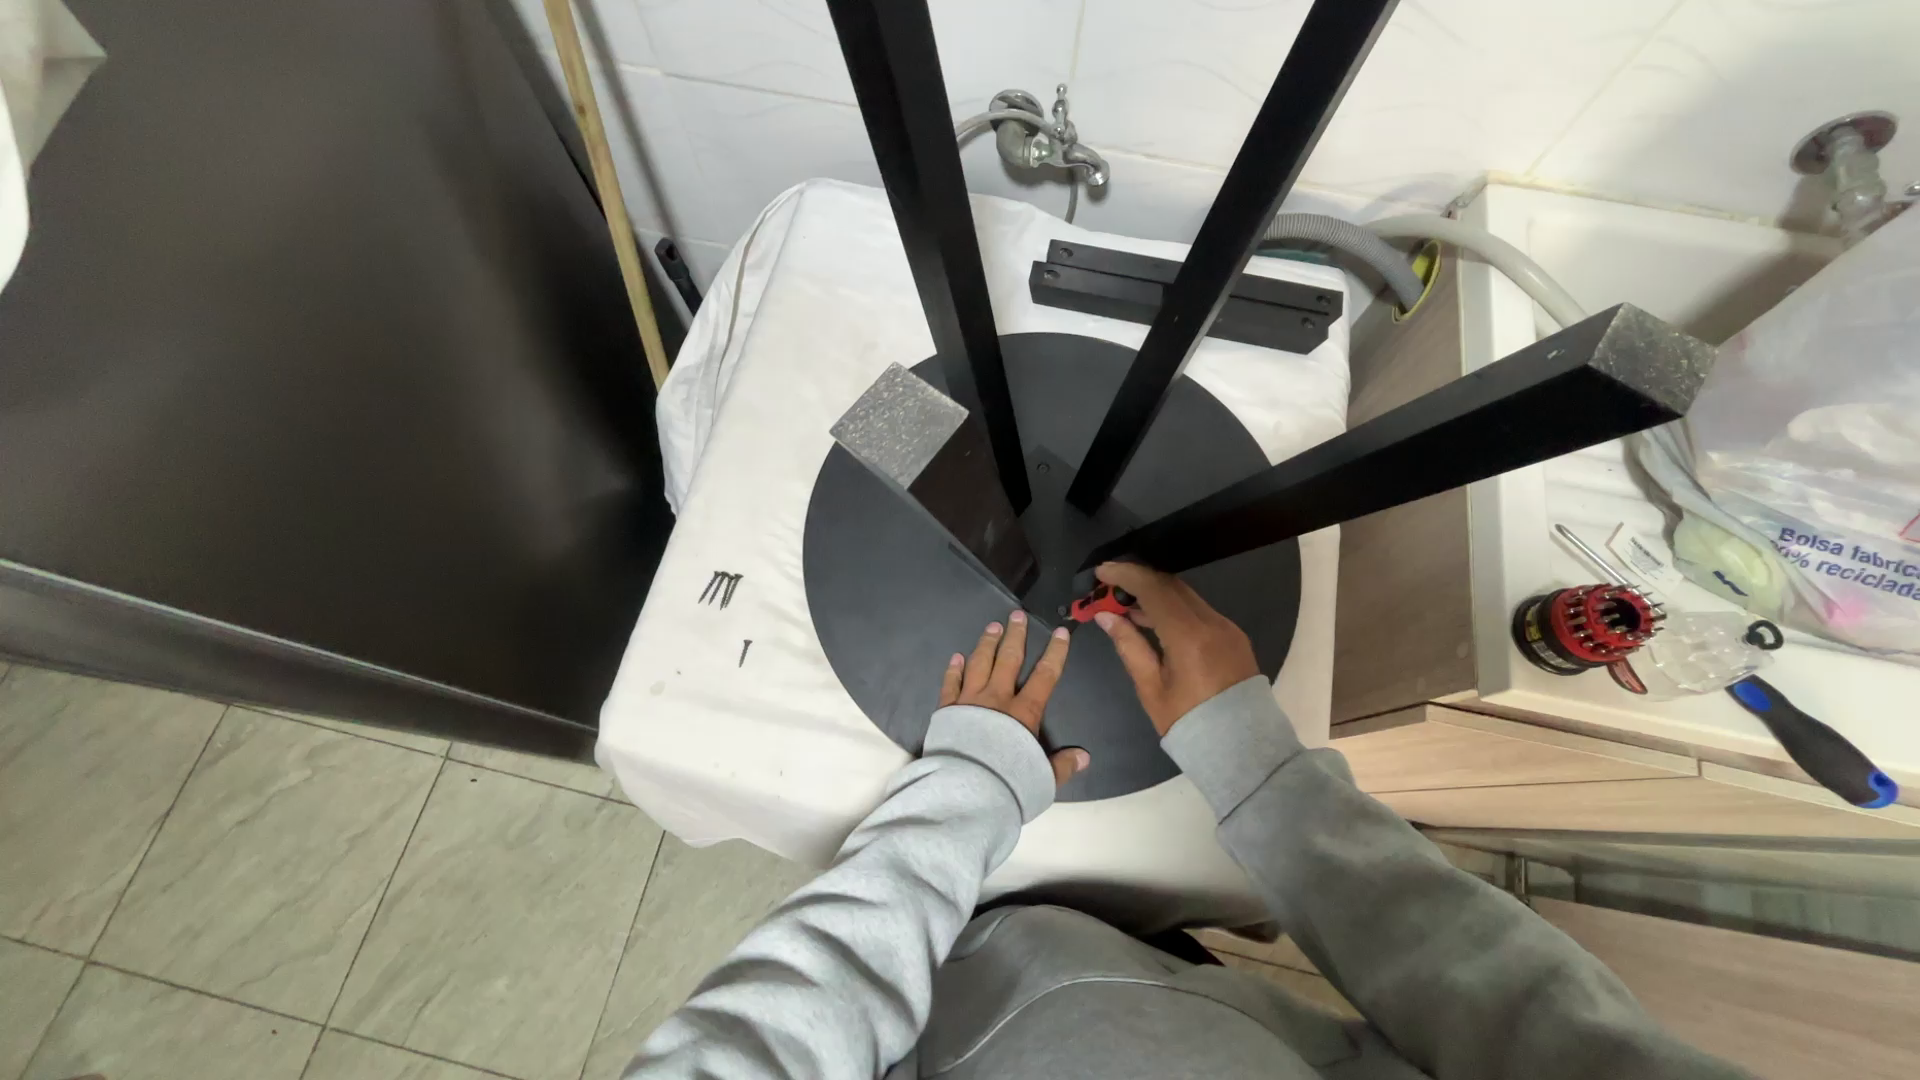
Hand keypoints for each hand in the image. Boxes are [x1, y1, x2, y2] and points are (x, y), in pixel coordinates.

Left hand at [939, 609, 1089, 786]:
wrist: (965, 789)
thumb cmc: (1007, 782)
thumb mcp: (1042, 778)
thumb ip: (1062, 766)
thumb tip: (1084, 757)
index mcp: (1023, 712)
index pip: (1045, 676)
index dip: (1055, 653)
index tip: (1060, 633)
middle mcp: (996, 699)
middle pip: (1008, 660)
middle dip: (1015, 636)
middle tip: (1016, 615)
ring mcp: (969, 701)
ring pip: (978, 664)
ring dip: (986, 644)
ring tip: (992, 626)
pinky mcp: (946, 711)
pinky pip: (950, 684)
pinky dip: (953, 669)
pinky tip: (956, 657)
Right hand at [1092, 562, 1258, 735]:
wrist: (1242, 748)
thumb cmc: (1188, 722)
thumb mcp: (1150, 688)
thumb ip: (1129, 645)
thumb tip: (1106, 616)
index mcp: (1189, 636)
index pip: (1154, 589)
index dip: (1126, 575)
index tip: (1102, 572)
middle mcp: (1212, 623)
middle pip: (1171, 586)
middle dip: (1139, 580)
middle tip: (1109, 587)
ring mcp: (1227, 627)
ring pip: (1186, 596)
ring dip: (1156, 593)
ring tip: (1126, 605)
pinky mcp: (1233, 636)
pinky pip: (1199, 611)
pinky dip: (1173, 607)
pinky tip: (1153, 620)